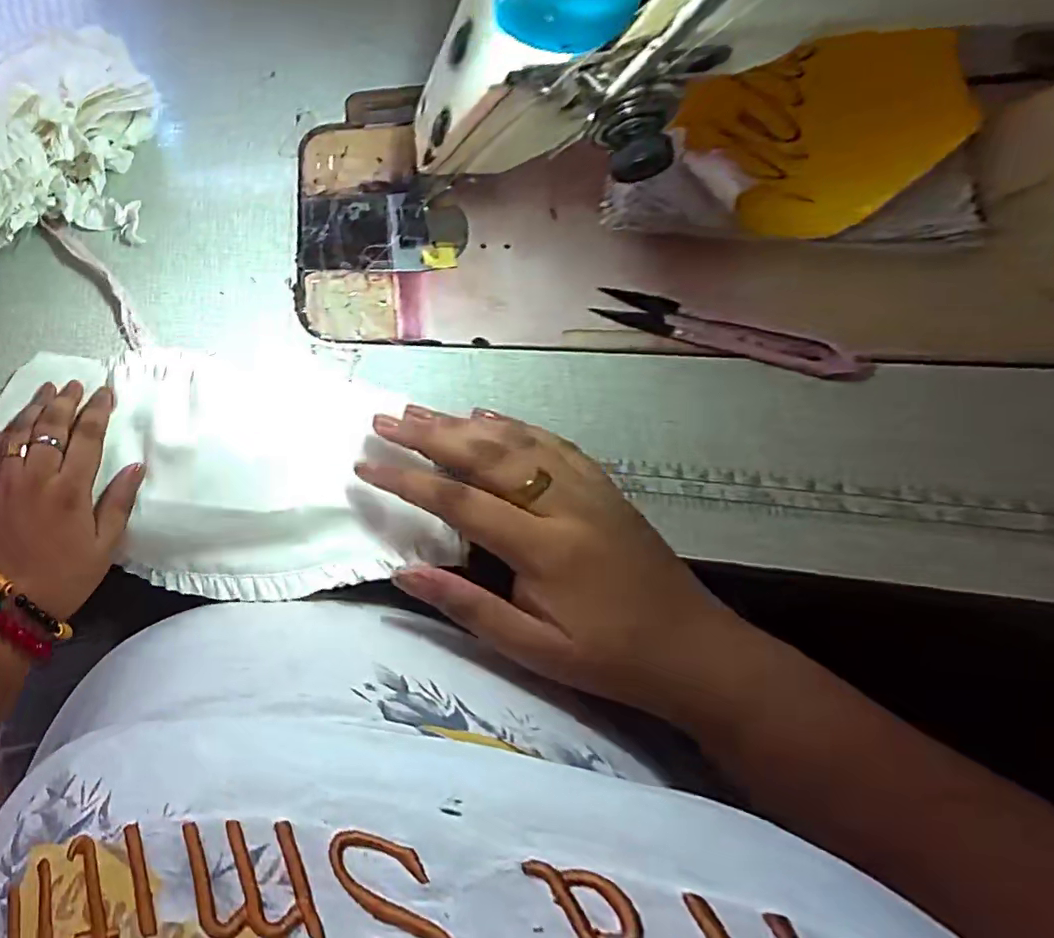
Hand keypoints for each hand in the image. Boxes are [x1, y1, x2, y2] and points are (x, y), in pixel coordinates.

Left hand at [0, 381, 146, 620]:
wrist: (12, 602)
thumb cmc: (65, 576)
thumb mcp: (104, 546)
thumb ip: (118, 501)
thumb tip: (136, 465)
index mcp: (70, 489)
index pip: (87, 435)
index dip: (98, 410)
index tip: (106, 394)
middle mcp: (37, 476)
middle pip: (52, 424)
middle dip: (67, 400)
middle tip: (77, 384)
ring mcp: (8, 479)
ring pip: (22, 430)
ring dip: (37, 406)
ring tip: (49, 389)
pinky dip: (10, 429)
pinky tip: (18, 420)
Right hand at [357, 406, 759, 722]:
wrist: (704, 656)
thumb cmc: (610, 658)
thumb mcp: (534, 650)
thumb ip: (466, 607)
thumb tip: (403, 572)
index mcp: (547, 548)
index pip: (462, 502)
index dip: (408, 481)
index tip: (365, 467)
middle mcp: (566, 506)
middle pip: (487, 456)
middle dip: (428, 436)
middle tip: (383, 421)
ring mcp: (590, 491)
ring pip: (517, 442)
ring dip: (462, 422)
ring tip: (417, 411)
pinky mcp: (604, 488)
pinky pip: (552, 443)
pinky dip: (513, 424)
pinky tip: (484, 414)